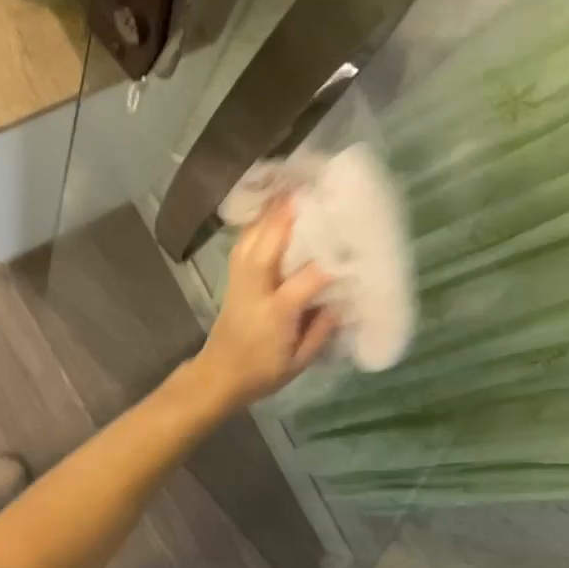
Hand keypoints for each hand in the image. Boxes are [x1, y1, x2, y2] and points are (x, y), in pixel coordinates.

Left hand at [190, 199, 340, 412]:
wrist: (219, 376)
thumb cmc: (262, 373)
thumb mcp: (299, 362)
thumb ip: (321, 330)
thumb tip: (341, 300)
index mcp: (276, 314)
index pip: (305, 281)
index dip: (328, 263)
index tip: (350, 246)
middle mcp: (255, 290)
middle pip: (269, 245)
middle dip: (288, 217)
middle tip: (312, 191)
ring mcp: (239, 281)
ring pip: (252, 238)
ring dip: (270, 214)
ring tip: (292, 191)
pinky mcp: (232, 277)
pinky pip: (243, 243)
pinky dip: (257, 224)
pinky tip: (271, 211)